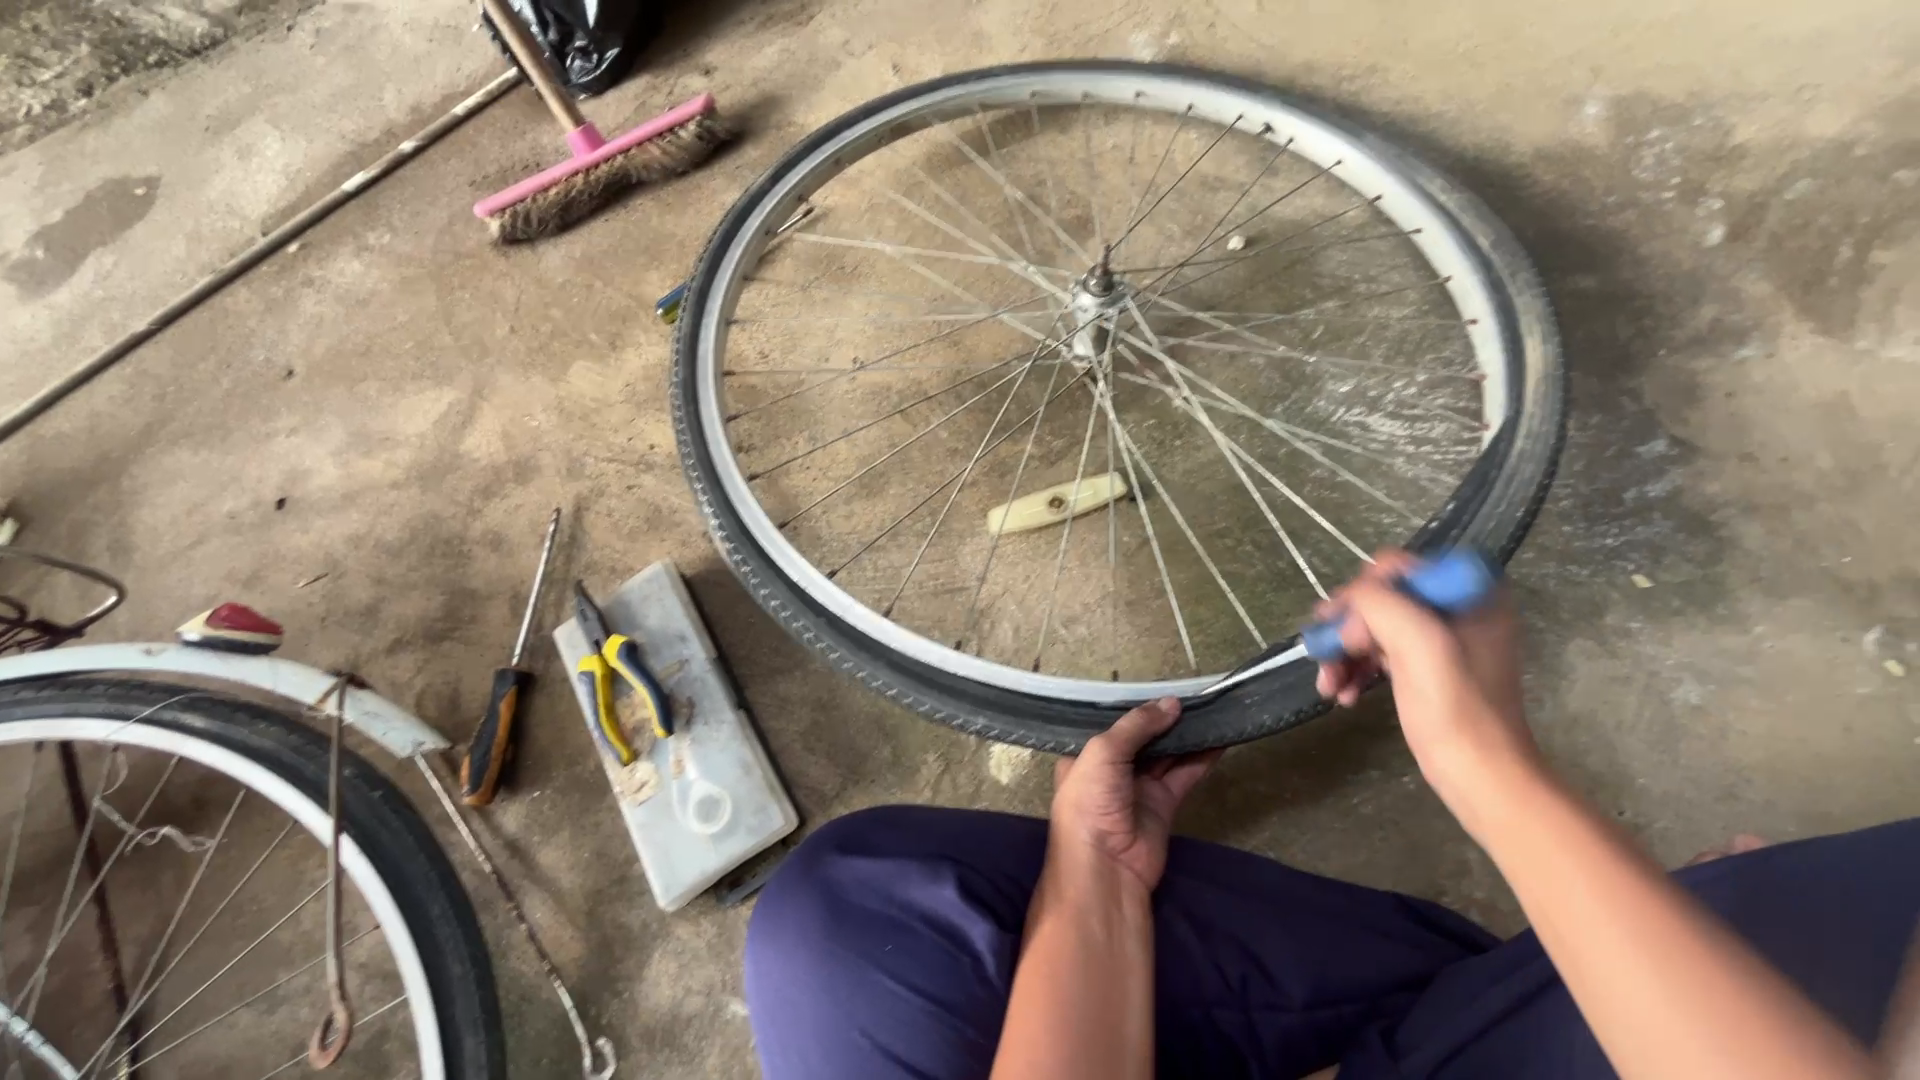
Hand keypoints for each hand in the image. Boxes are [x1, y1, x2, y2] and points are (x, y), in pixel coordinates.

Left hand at [1048, 698, 1222, 891]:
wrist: (1105, 866)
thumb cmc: (1090, 801)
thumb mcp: (1103, 751)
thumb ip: (1136, 725)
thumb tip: (1172, 703)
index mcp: (1084, 754)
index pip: (1110, 724)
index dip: (1133, 707)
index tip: (1158, 685)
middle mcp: (1110, 768)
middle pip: (1141, 737)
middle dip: (1163, 718)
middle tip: (1192, 694)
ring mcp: (1138, 787)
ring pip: (1166, 754)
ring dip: (1185, 735)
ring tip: (1210, 709)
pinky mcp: (1163, 804)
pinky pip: (1184, 774)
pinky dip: (1201, 758)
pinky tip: (1219, 738)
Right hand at [1314, 550, 1543, 832]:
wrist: (1480, 776)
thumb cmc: (1455, 708)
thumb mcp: (1417, 641)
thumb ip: (1377, 603)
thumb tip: (1345, 611)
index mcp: (1468, 590)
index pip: (1393, 568)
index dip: (1362, 597)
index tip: (1345, 633)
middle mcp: (1456, 606)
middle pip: (1378, 598)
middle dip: (1346, 628)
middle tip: (1326, 658)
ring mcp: (1442, 639)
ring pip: (1372, 626)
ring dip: (1343, 651)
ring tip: (1327, 684)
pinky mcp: (1427, 668)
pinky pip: (1379, 651)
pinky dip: (1355, 668)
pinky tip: (1341, 693)